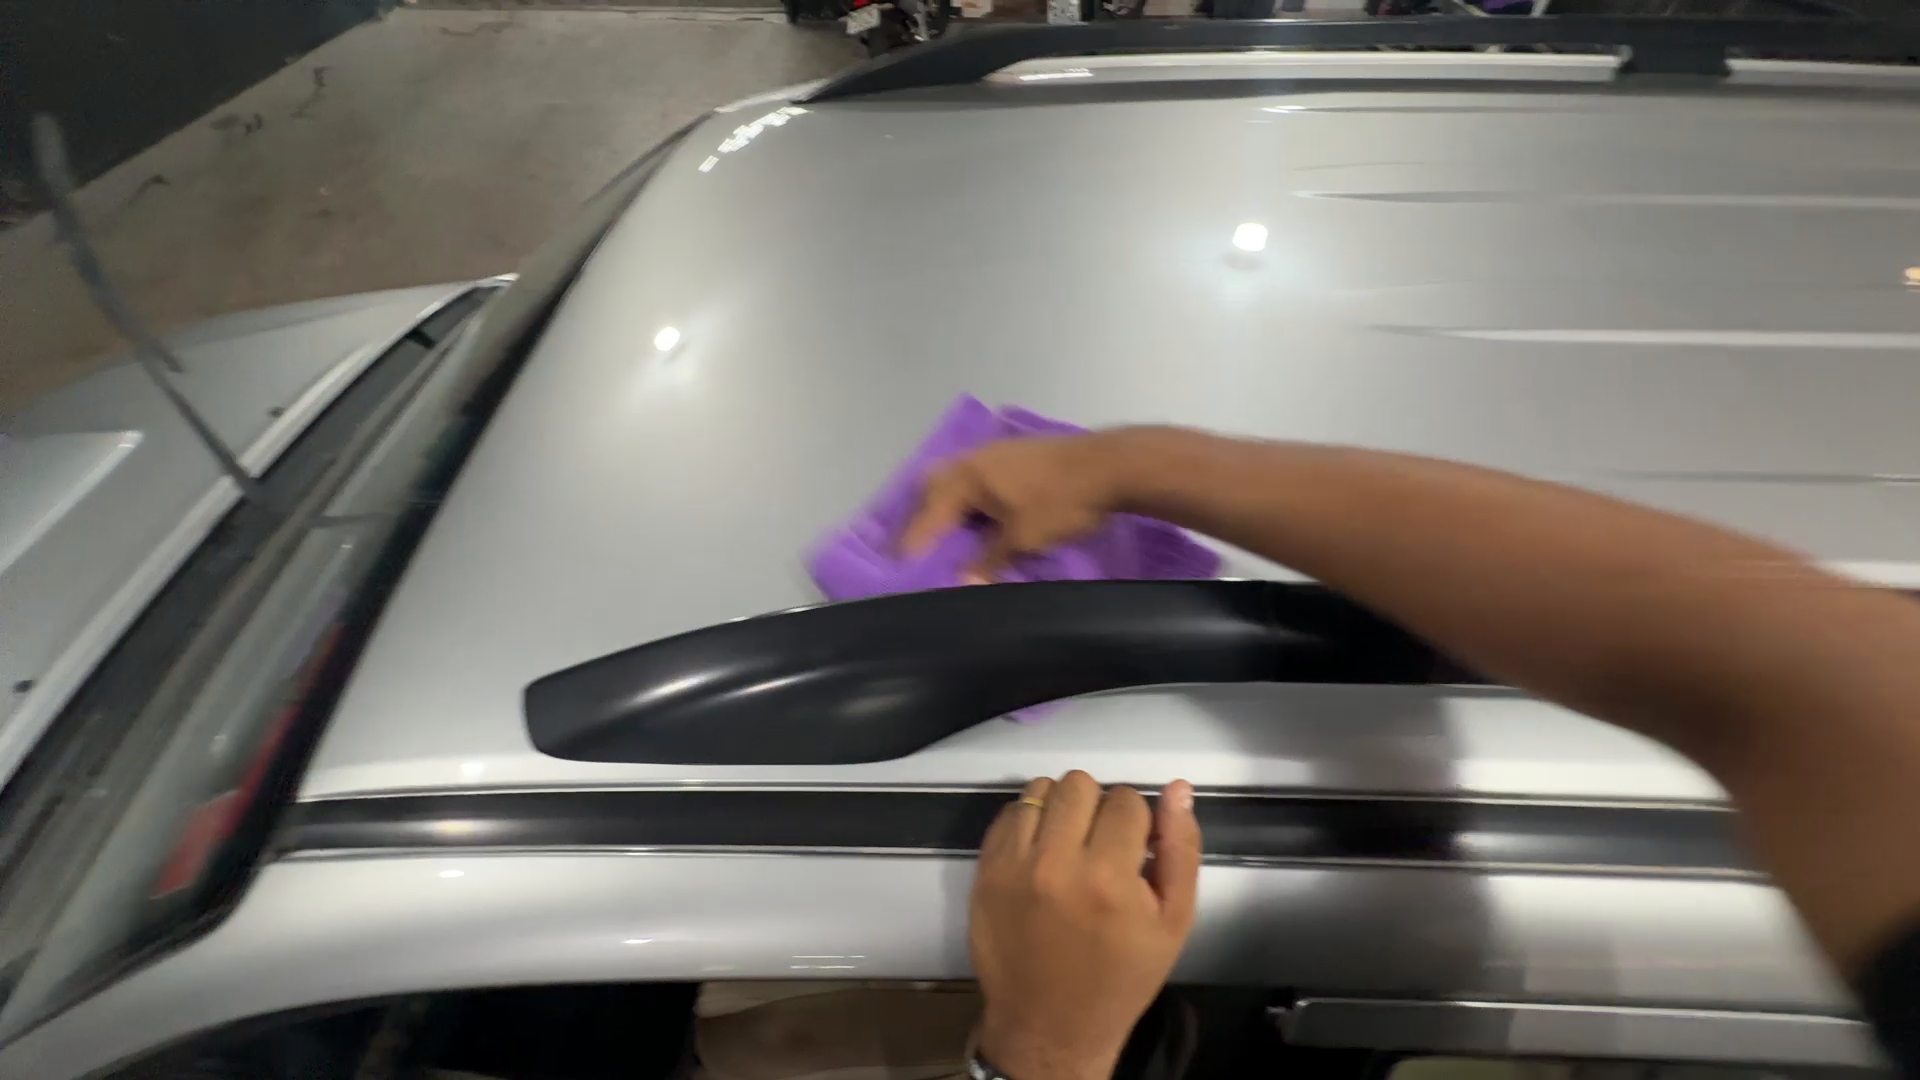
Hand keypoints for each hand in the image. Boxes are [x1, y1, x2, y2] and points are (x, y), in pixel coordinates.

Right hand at [900, 432, 1140, 577]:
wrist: (1112, 465)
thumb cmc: (1060, 501)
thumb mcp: (1021, 538)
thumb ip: (988, 560)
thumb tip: (963, 583)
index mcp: (966, 476)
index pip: (928, 514)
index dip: (913, 542)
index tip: (899, 566)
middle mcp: (974, 459)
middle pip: (935, 486)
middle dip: (924, 516)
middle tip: (919, 547)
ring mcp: (998, 454)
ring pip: (959, 481)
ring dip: (949, 507)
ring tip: (947, 537)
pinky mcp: (1018, 457)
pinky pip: (979, 480)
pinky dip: (971, 500)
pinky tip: (981, 518)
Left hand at [970, 771, 1202, 1079]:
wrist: (1050, 1026)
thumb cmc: (1120, 976)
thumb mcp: (1172, 922)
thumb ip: (1181, 849)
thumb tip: (1178, 788)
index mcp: (1109, 878)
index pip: (1126, 800)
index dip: (1136, 820)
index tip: (1132, 848)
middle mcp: (1056, 862)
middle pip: (1080, 784)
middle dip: (1097, 806)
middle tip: (1099, 842)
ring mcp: (1014, 863)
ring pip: (1042, 789)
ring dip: (1060, 808)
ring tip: (1068, 844)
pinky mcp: (986, 868)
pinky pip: (1010, 812)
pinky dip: (1029, 822)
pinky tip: (1041, 852)